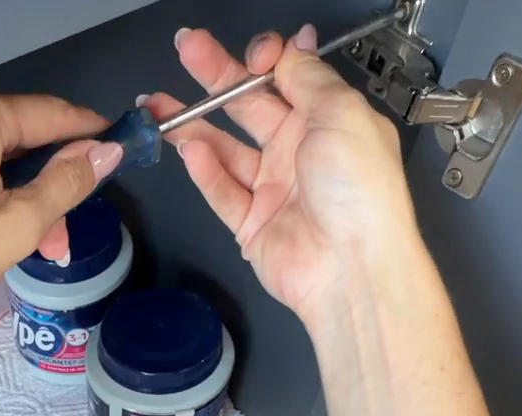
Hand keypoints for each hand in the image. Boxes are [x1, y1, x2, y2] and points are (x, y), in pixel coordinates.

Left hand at [0, 89, 124, 325]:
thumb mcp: (17, 225)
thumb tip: (103, 152)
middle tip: (62, 238)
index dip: (86, 131)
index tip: (116, 145)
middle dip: (47, 189)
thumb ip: (66, 186)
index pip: (48, 114)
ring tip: (31, 250)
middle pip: (15, 144)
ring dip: (17, 204)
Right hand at [141, 26, 420, 317]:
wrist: (349, 265)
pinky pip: (222, 192)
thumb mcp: (341, 112)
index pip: (285, 78)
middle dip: (215, 77)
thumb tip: (291, 45)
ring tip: (161, 108)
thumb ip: (306, 77)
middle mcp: (299, 151)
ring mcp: (272, 189)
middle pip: (247, 107)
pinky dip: (205, 172)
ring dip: (194, 127)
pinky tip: (188, 150)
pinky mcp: (252, 225)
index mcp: (327, 120)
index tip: (249, 55)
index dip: (263, 62)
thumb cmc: (359, 190)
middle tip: (185, 49)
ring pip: (225, 150)